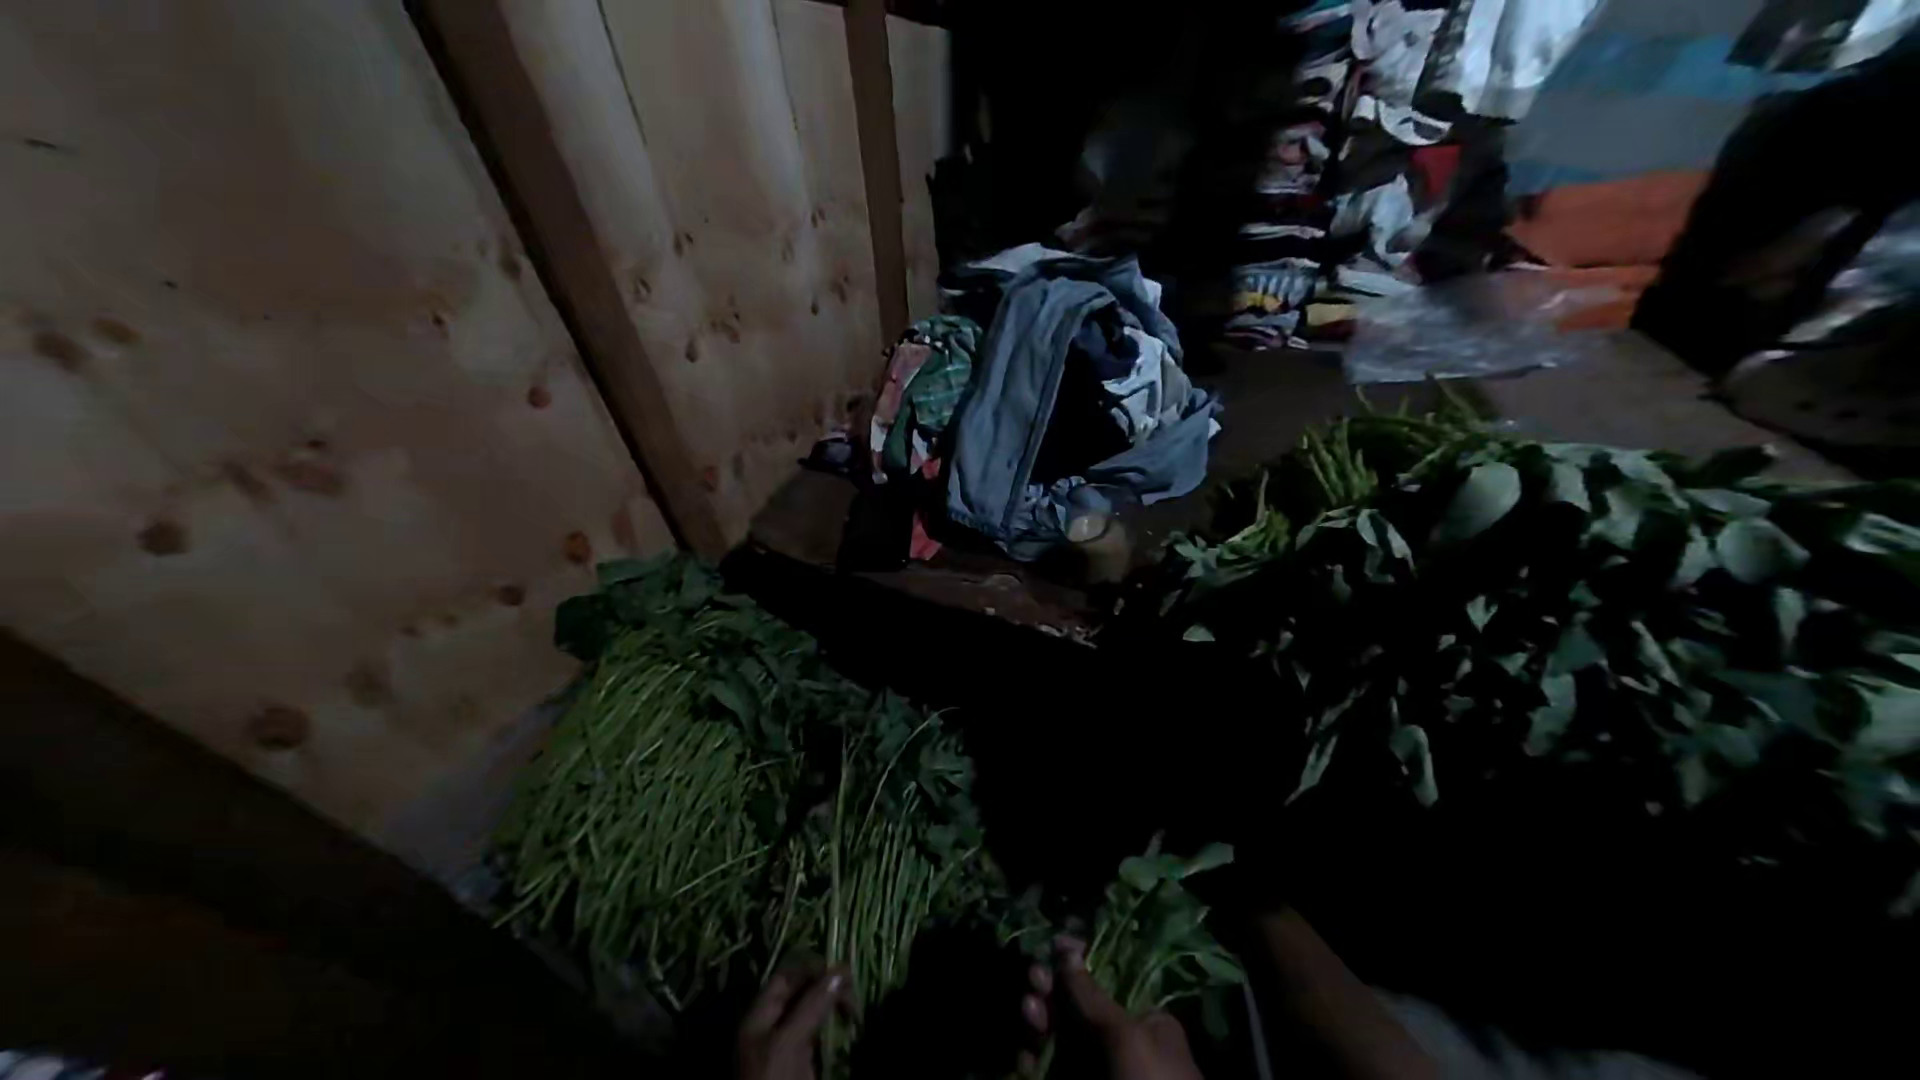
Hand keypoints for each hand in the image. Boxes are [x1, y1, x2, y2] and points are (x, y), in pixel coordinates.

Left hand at [736, 966, 848, 1079]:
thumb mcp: (788, 1043)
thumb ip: (811, 1005)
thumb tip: (839, 970)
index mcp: (760, 1013)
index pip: (788, 973)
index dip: (814, 967)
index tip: (842, 973)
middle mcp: (773, 1023)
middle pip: (803, 989)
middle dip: (829, 986)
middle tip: (852, 998)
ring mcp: (787, 1044)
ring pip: (815, 1009)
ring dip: (835, 1005)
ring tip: (853, 1013)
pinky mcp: (803, 1063)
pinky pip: (821, 1032)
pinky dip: (836, 1026)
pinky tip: (850, 1027)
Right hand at [1020, 936, 1203, 1079]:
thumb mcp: (1127, 1037)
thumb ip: (1092, 994)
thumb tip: (1066, 949)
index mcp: (1145, 1021)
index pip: (1106, 979)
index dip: (1077, 962)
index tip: (1051, 946)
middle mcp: (1121, 1043)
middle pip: (1077, 1006)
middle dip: (1052, 990)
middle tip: (1032, 978)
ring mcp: (1097, 1073)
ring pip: (1059, 1037)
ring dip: (1039, 1020)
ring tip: (1028, 1011)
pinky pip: (1049, 1071)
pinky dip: (1033, 1062)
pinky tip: (1024, 1059)